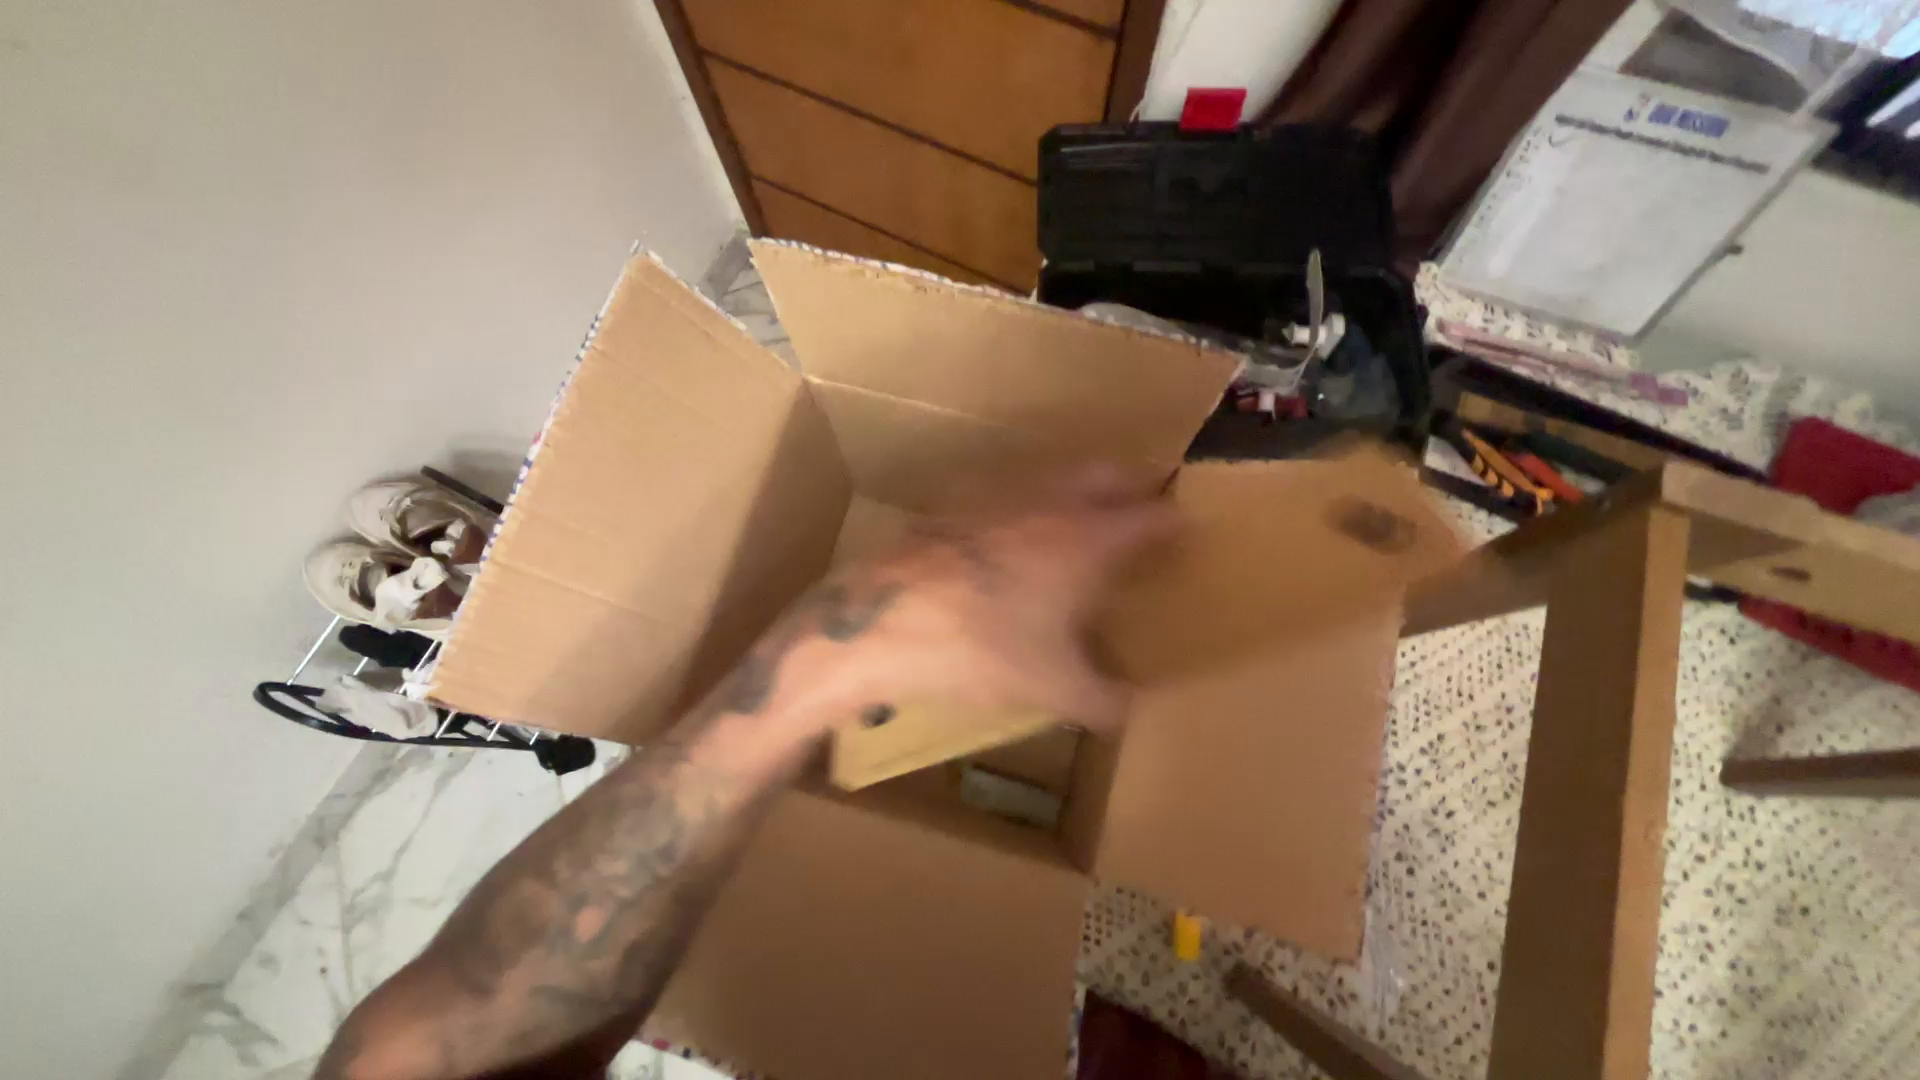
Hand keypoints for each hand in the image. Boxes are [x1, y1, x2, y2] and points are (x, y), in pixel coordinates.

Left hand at [738, 470, 1180, 741]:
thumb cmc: (980, 650)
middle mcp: (1045, 506)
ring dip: (1074, 494)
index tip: (1189, 526)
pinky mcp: (950, 513)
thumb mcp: (1053, 688)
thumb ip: (1102, 698)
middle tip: (1142, 508)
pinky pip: (1004, 500)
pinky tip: (1010, 545)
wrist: (878, 627)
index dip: (1174, 521)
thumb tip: (1129, 709)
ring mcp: (993, 503)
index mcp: (1085, 539)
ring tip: (1081, 524)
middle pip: (1102, 475)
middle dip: (1128, 487)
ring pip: (1050, 481)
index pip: (1149, 516)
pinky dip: (1024, 512)